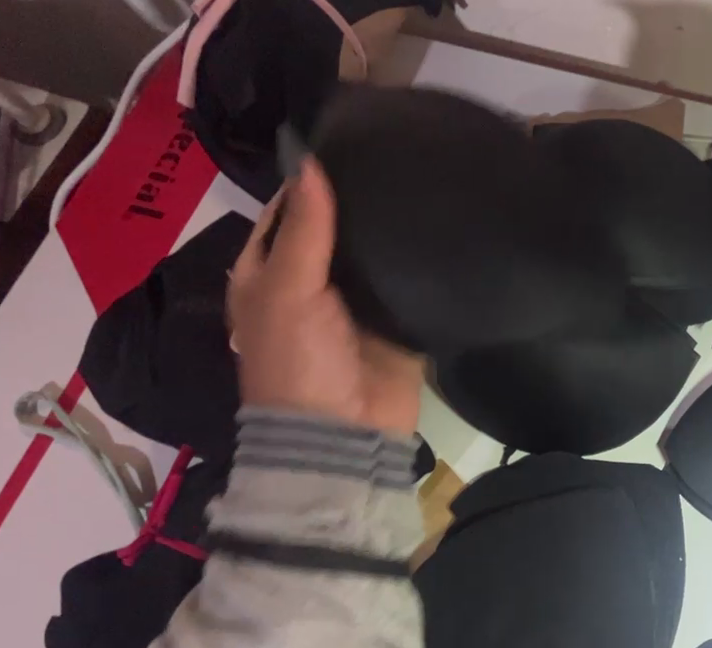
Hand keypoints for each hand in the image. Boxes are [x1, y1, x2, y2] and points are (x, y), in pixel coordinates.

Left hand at [228, 158, 424, 436]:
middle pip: (336, 239)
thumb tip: (313, 164)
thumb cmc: (298, 358)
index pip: (287, 217)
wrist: (344, 432)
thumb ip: (306, 230)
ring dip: (393, 243)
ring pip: (376, 266)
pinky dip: (422, 279)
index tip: (344, 152)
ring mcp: (358, 314)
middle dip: (359, 213)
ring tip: (424, 199)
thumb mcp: (288, 287)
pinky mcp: (397, 335)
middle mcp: (312, 289)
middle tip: (395, 170)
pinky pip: (410, 299)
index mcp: (269, 274)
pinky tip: (442, 248)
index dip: (308, 188)